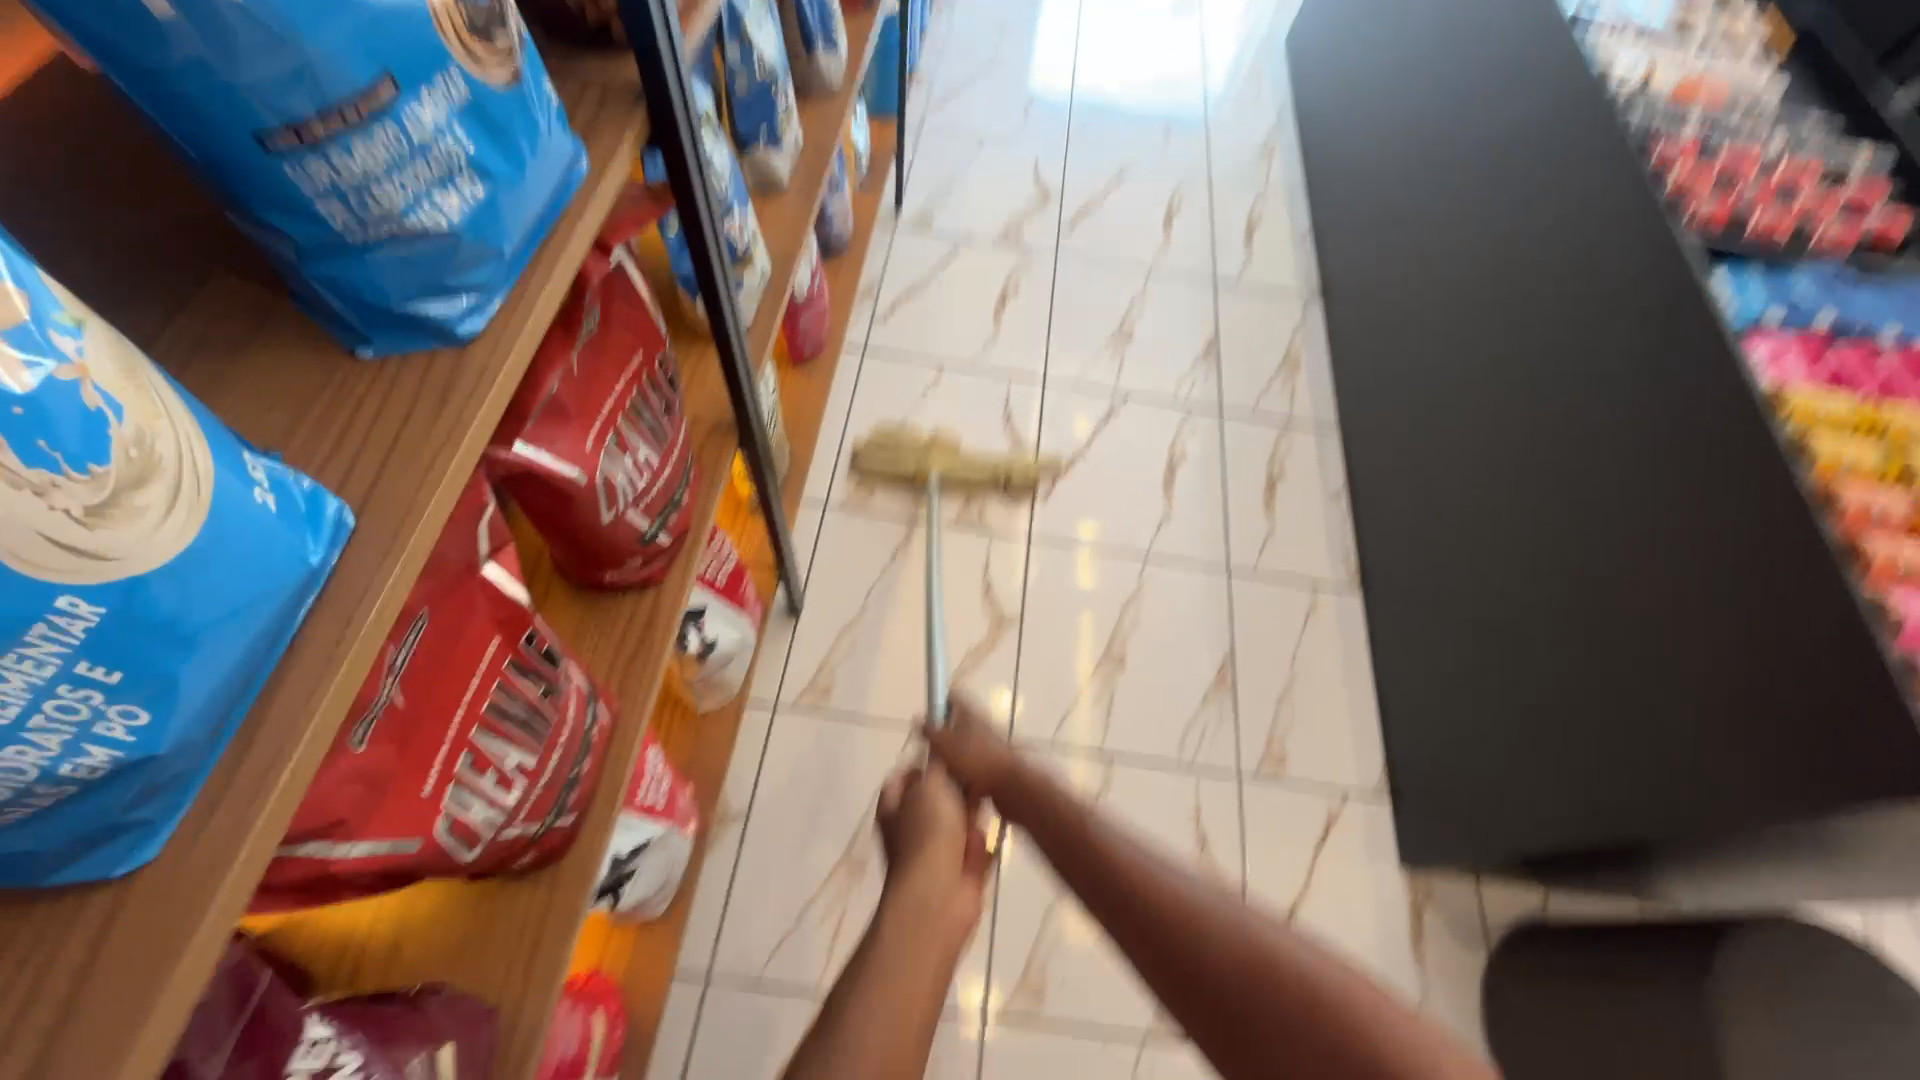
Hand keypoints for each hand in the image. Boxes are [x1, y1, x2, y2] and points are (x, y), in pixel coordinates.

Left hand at [874, 762, 992, 945]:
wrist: (940, 894)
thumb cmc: (928, 834)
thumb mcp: (930, 787)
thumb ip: (936, 768)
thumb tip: (938, 756)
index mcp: (894, 805)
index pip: (904, 776)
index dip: (924, 763)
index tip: (949, 754)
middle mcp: (910, 825)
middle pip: (936, 797)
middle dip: (956, 788)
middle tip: (975, 774)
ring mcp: (934, 848)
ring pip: (958, 819)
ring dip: (971, 812)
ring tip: (986, 798)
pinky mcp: (958, 866)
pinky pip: (972, 843)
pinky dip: (981, 839)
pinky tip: (992, 828)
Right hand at [921, 693, 1024, 803]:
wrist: (1010, 787)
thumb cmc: (975, 761)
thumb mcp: (945, 744)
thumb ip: (930, 731)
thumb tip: (918, 718)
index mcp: (969, 714)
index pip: (952, 697)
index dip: (938, 700)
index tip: (926, 714)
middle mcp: (980, 727)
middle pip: (956, 726)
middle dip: (940, 739)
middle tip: (927, 752)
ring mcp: (988, 748)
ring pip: (963, 751)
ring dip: (950, 762)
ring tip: (937, 775)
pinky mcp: (992, 768)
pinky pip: (971, 771)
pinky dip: (962, 779)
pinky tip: (952, 790)